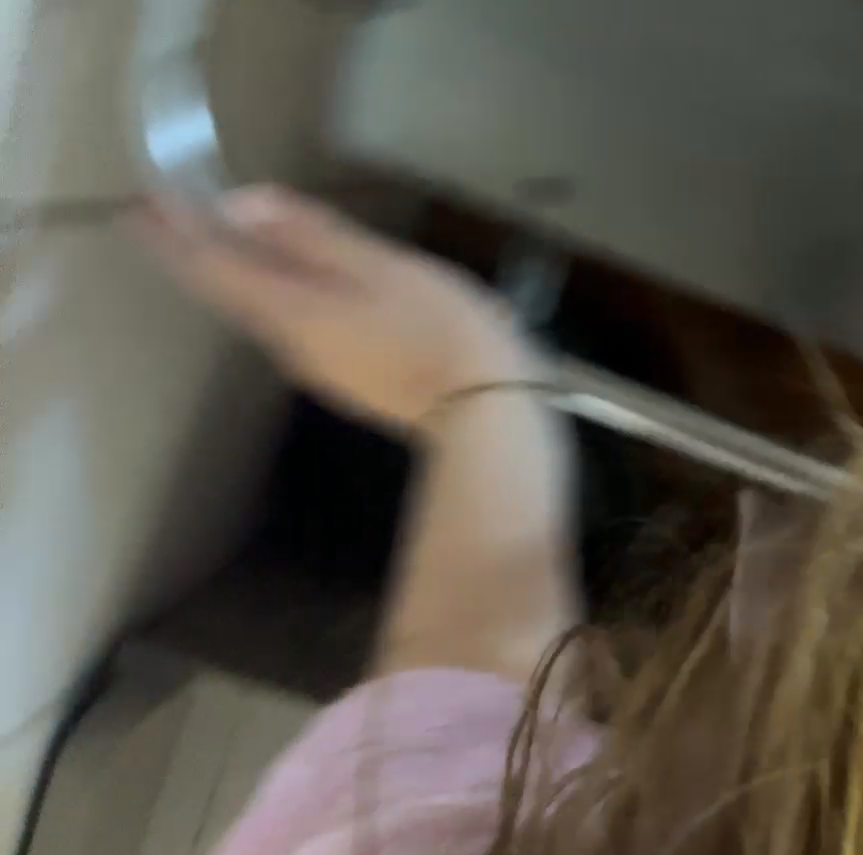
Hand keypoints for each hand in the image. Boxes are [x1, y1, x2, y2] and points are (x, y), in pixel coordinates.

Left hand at [134, 185, 532, 433]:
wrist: (487, 414)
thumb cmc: (441, 332)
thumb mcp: (386, 269)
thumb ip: (316, 236)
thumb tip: (244, 205)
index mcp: (291, 308)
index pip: (210, 264)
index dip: (175, 232)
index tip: (147, 205)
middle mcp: (293, 344)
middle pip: (241, 295)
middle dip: (218, 257)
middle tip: (199, 223)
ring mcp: (328, 374)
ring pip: (280, 319)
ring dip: (267, 286)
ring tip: (272, 259)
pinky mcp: (362, 391)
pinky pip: (316, 341)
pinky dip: (308, 312)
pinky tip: (335, 306)